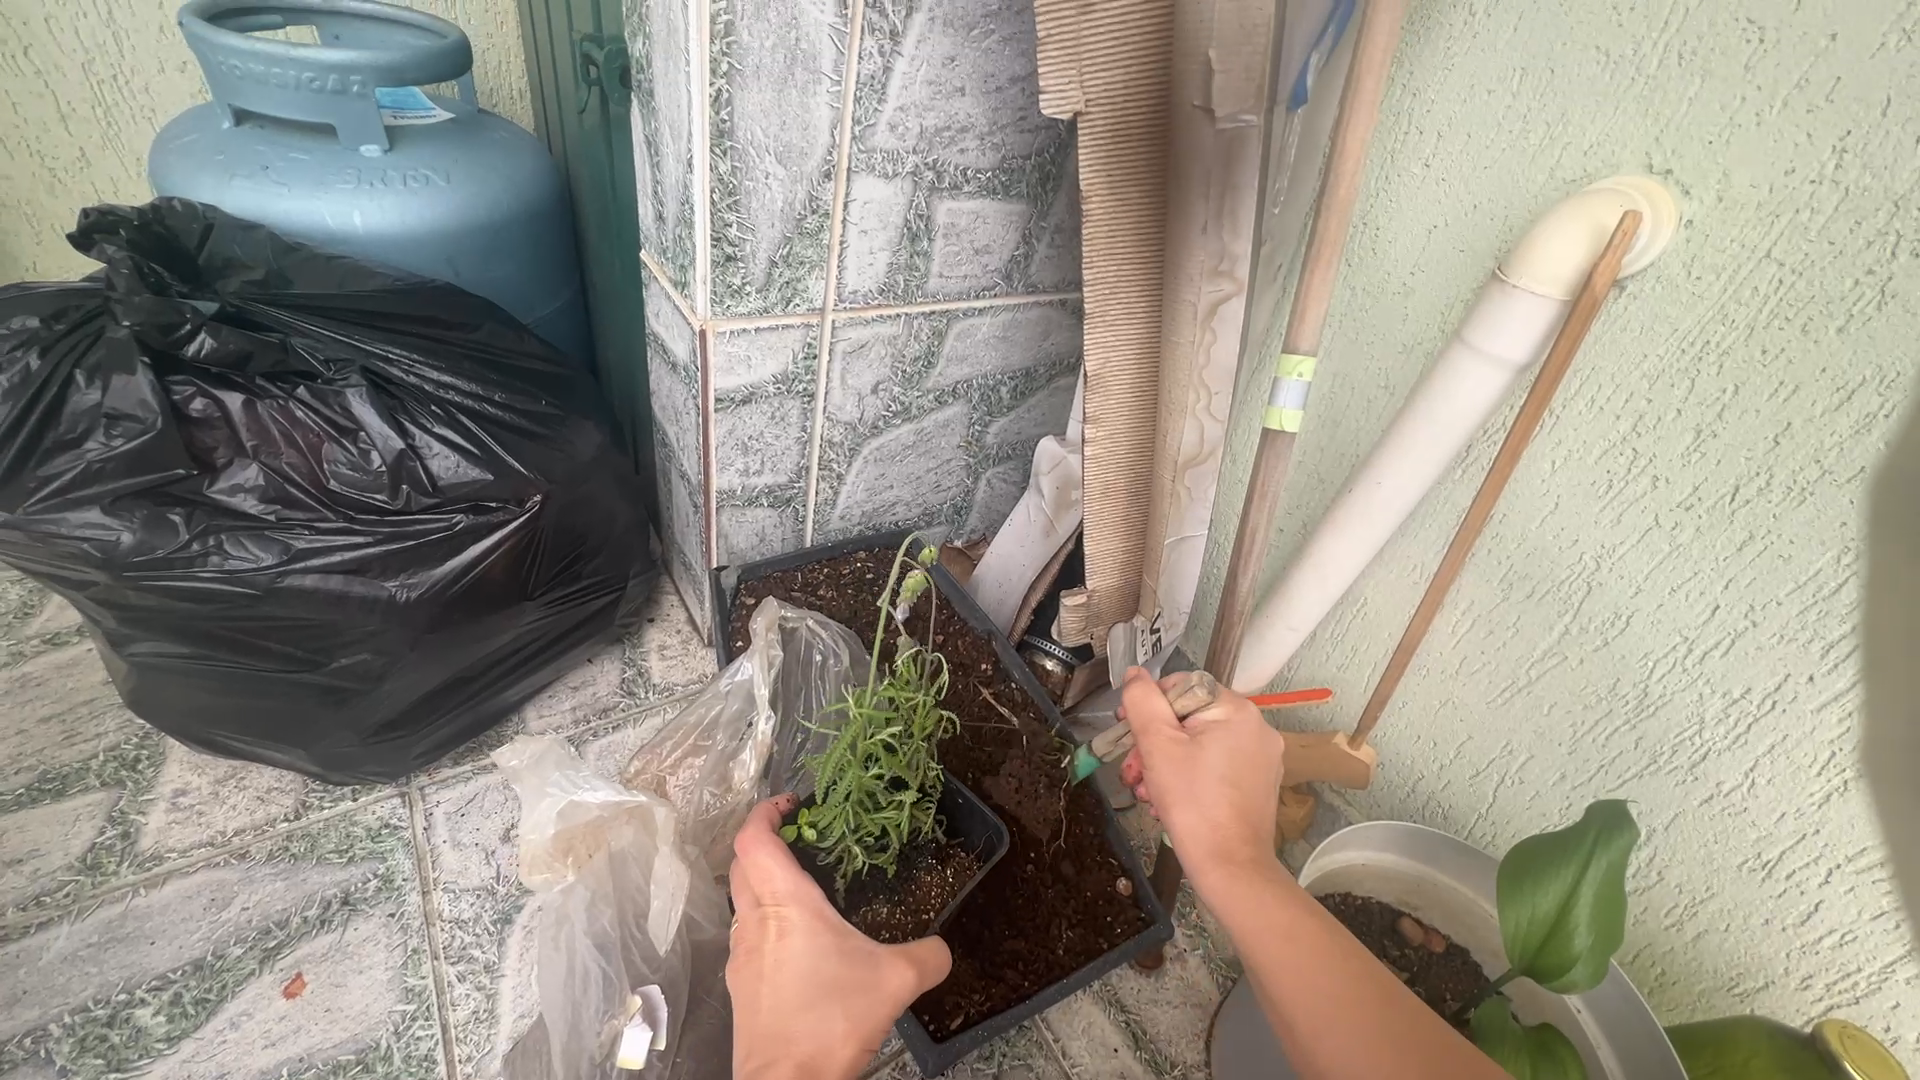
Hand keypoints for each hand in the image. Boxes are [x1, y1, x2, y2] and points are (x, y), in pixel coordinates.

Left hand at [727, 795, 952, 1079]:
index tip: (793, 804)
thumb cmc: (831, 1020)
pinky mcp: (741, 987)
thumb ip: (927, 954)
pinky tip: (800, 942)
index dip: (765, 812)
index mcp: (784, 902)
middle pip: (741, 863)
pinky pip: (748, 935)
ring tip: (806, 888)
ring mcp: (741, 956)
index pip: (753, 838)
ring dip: (764, 883)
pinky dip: (766, 920)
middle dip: (767, 841)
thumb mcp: (896, 980)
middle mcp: (754, 921)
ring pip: (742, 900)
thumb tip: (944, 948)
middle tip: (804, 839)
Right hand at [1118, 669, 1286, 889]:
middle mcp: (1256, 727)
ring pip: (1198, 743)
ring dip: (1165, 762)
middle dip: (1153, 742)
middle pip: (1188, 718)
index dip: (1149, 708)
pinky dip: (1188, 776)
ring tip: (1145, 791)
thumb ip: (1142, 701)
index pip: (1181, 686)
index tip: (1128, 733)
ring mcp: (1260, 757)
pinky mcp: (1257, 783)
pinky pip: (1213, 764)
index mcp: (1236, 710)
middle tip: (1131, 771)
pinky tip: (1167, 799)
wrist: (1229, 867)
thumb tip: (1135, 674)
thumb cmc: (1192, 802)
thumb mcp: (1156, 744)